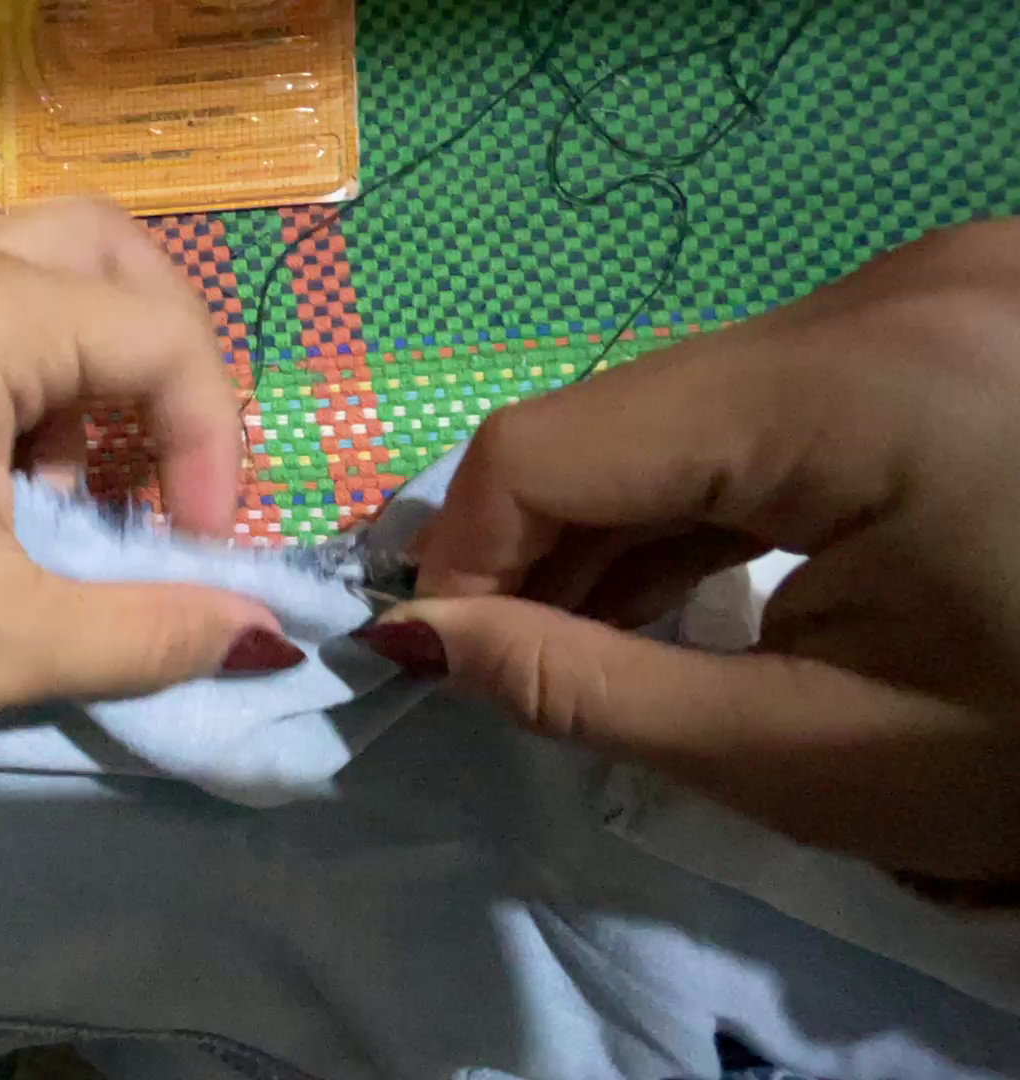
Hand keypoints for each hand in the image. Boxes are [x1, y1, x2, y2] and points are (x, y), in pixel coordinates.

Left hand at [0, 200, 300, 738]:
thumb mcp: (0, 641)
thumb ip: (147, 634)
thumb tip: (263, 636)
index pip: (158, 336)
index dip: (213, 438)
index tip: (202, 541)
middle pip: (106, 253)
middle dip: (165, 354)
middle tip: (168, 457)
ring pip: (43, 275)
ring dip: (96, 368)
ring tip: (78, 486)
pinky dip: (34, 379)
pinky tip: (8, 478)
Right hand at [387, 220, 1019, 881]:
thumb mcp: (811, 752)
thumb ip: (577, 690)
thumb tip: (407, 641)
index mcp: (862, 381)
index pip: (543, 444)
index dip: (462, 550)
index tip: (450, 644)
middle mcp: (880, 294)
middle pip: (597, 421)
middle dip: (524, 545)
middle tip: (511, 649)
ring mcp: (915, 296)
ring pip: (654, 416)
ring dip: (592, 528)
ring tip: (580, 626)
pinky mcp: (929, 325)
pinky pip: (728, 413)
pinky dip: (670, 504)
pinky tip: (659, 578)